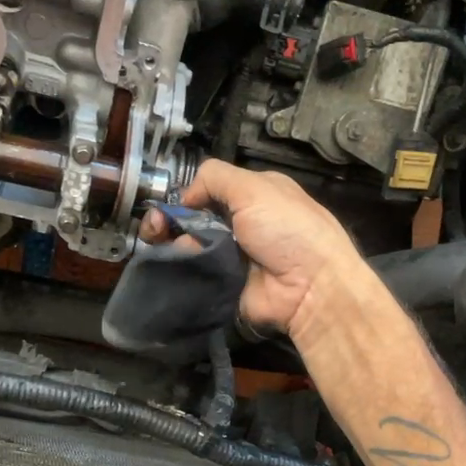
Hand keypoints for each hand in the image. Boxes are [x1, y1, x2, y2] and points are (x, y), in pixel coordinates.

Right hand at [138, 159, 366, 334]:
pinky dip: (184, 268)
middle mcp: (238, 225)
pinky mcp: (222, 285)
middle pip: (191, 220)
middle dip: (169, 221)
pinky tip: (184, 262)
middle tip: (157, 227)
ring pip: (187, 247)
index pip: (208, 191)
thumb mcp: (255, 187)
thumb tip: (184, 195)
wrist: (308, 287)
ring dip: (176, 244)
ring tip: (178, 246)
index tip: (171, 205)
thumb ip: (215, 178)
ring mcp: (229, 257)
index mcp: (251, 196)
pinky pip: (194, 274)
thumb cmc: (287, 229)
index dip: (186, 196)